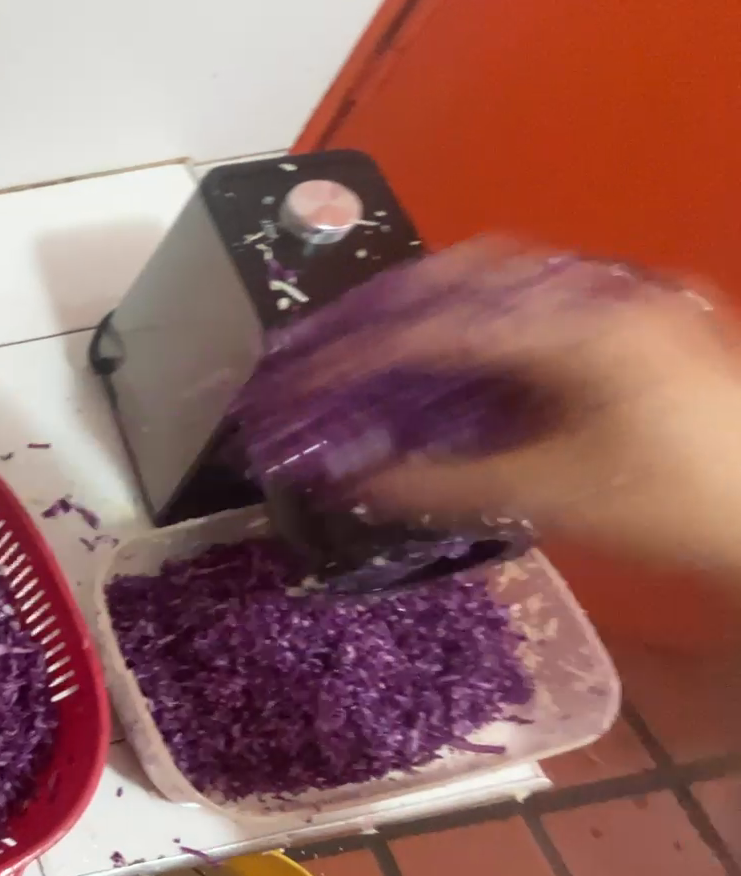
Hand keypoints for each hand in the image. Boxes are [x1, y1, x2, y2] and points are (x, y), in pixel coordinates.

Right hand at [307, 240, 740, 578]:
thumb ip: (433, 485)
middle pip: (477, 269)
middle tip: (335, 337)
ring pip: (509, 277)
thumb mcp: (543, 493)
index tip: (305, 375)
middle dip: (393, 301)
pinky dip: (477, 318)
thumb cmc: (679, 499)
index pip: (440, 326)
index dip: (360, 352)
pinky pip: (536, 301)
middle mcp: (607, 298)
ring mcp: (629, 306)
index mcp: (582, 331)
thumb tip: (347, 484)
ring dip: (435, 302)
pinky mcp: (637, 327)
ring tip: (379, 338)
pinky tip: (448, 352)